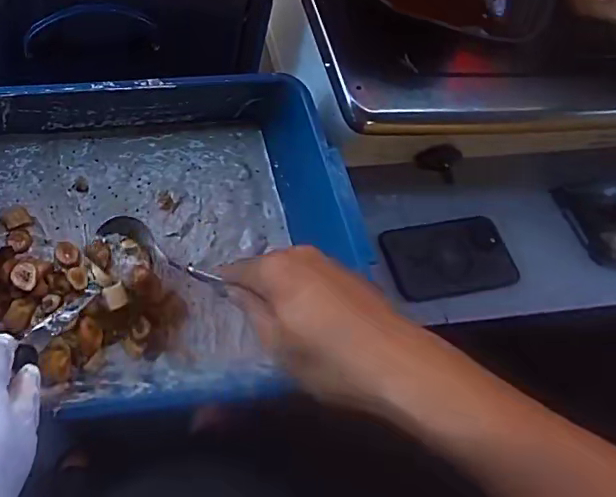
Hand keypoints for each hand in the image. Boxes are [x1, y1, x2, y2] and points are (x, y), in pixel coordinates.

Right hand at [223, 246, 450, 413]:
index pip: (235, 269)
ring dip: (283, 291)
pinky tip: (316, 322)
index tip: (217, 305)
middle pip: (264, 267)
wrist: (398, 361)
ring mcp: (327, 260)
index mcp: (275, 268)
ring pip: (290, 272)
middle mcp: (299, 253)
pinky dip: (306, 294)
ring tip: (286, 326)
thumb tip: (234, 291)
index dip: (224, 286)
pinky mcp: (348, 273)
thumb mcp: (278, 347)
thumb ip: (251, 313)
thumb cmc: (330, 360)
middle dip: (256, 289)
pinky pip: (313, 278)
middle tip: (254, 324)